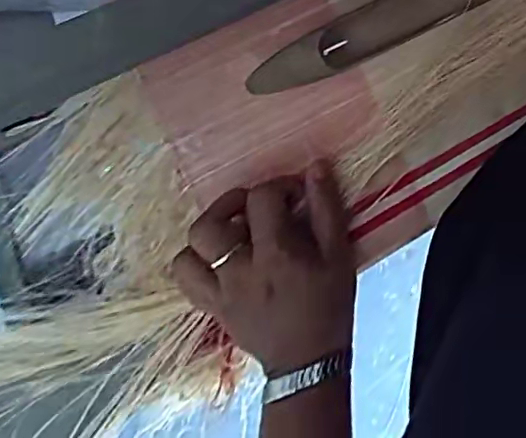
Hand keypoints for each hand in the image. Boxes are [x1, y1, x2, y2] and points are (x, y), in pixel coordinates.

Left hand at [170, 164, 355, 373]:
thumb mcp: (338, 251)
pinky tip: (222, 256)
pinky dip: (197, 261)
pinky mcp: (212, 309)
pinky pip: (186, 280)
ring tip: (235, 229)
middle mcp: (238, 272)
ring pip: (187, 254)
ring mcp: (219, 294)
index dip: (279, 185)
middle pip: (208, 224)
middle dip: (231, 202)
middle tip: (256, 203)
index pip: (260, 200)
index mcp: (273, 254)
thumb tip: (315, 166)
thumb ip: (326, 206)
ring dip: (209, 233)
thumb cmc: (329, 300)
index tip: (297, 193)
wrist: (308, 359)